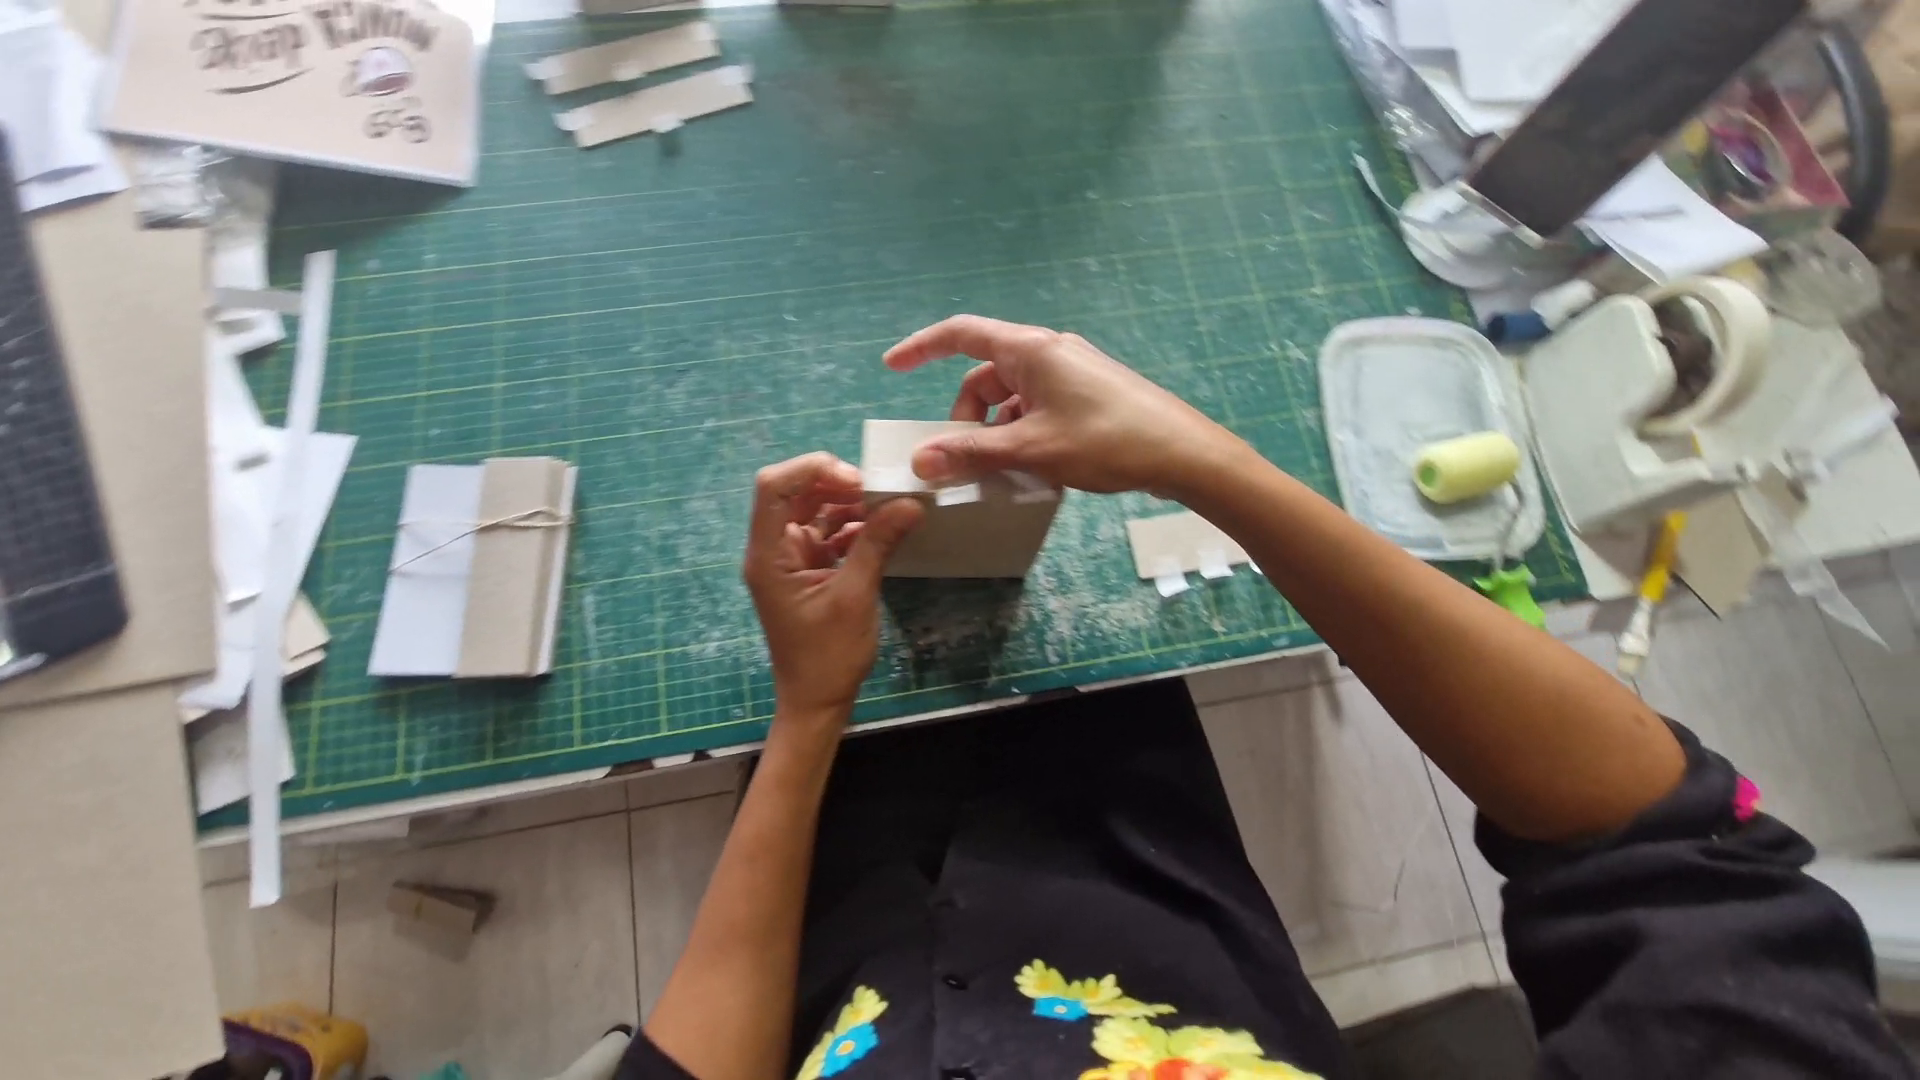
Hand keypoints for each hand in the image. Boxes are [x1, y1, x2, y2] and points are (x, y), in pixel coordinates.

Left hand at [742, 453, 923, 720]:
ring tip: (887, 506)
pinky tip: (882, 529)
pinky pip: (828, 534)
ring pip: (815, 511)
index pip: (774, 488)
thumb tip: (909, 504)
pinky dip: (853, 527)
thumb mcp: (856, 595)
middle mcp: (774, 549)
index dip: (811, 469)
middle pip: (795, 493)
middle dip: (835, 483)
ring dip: (848, 504)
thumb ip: (877, 544)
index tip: (855, 479)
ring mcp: (791, 559)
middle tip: (877, 490)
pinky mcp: (810, 570)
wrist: (817, 701)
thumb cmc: (828, 655)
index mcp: (769, 554)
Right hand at [882, 315, 1241, 497]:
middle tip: (962, 463)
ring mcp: (1070, 373)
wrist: (1184, 454)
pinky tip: (1032, 469)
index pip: (960, 334)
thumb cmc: (1106, 441)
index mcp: (1030, 349)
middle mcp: (1048, 352)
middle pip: (984, 376)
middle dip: (964, 417)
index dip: (921, 347)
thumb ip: (972, 453)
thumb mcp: (1031, 449)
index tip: (892, 367)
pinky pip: (1036, 409)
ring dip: (994, 432)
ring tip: (1000, 473)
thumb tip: (921, 462)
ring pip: (1011, 398)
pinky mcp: (1087, 395)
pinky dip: (1021, 434)